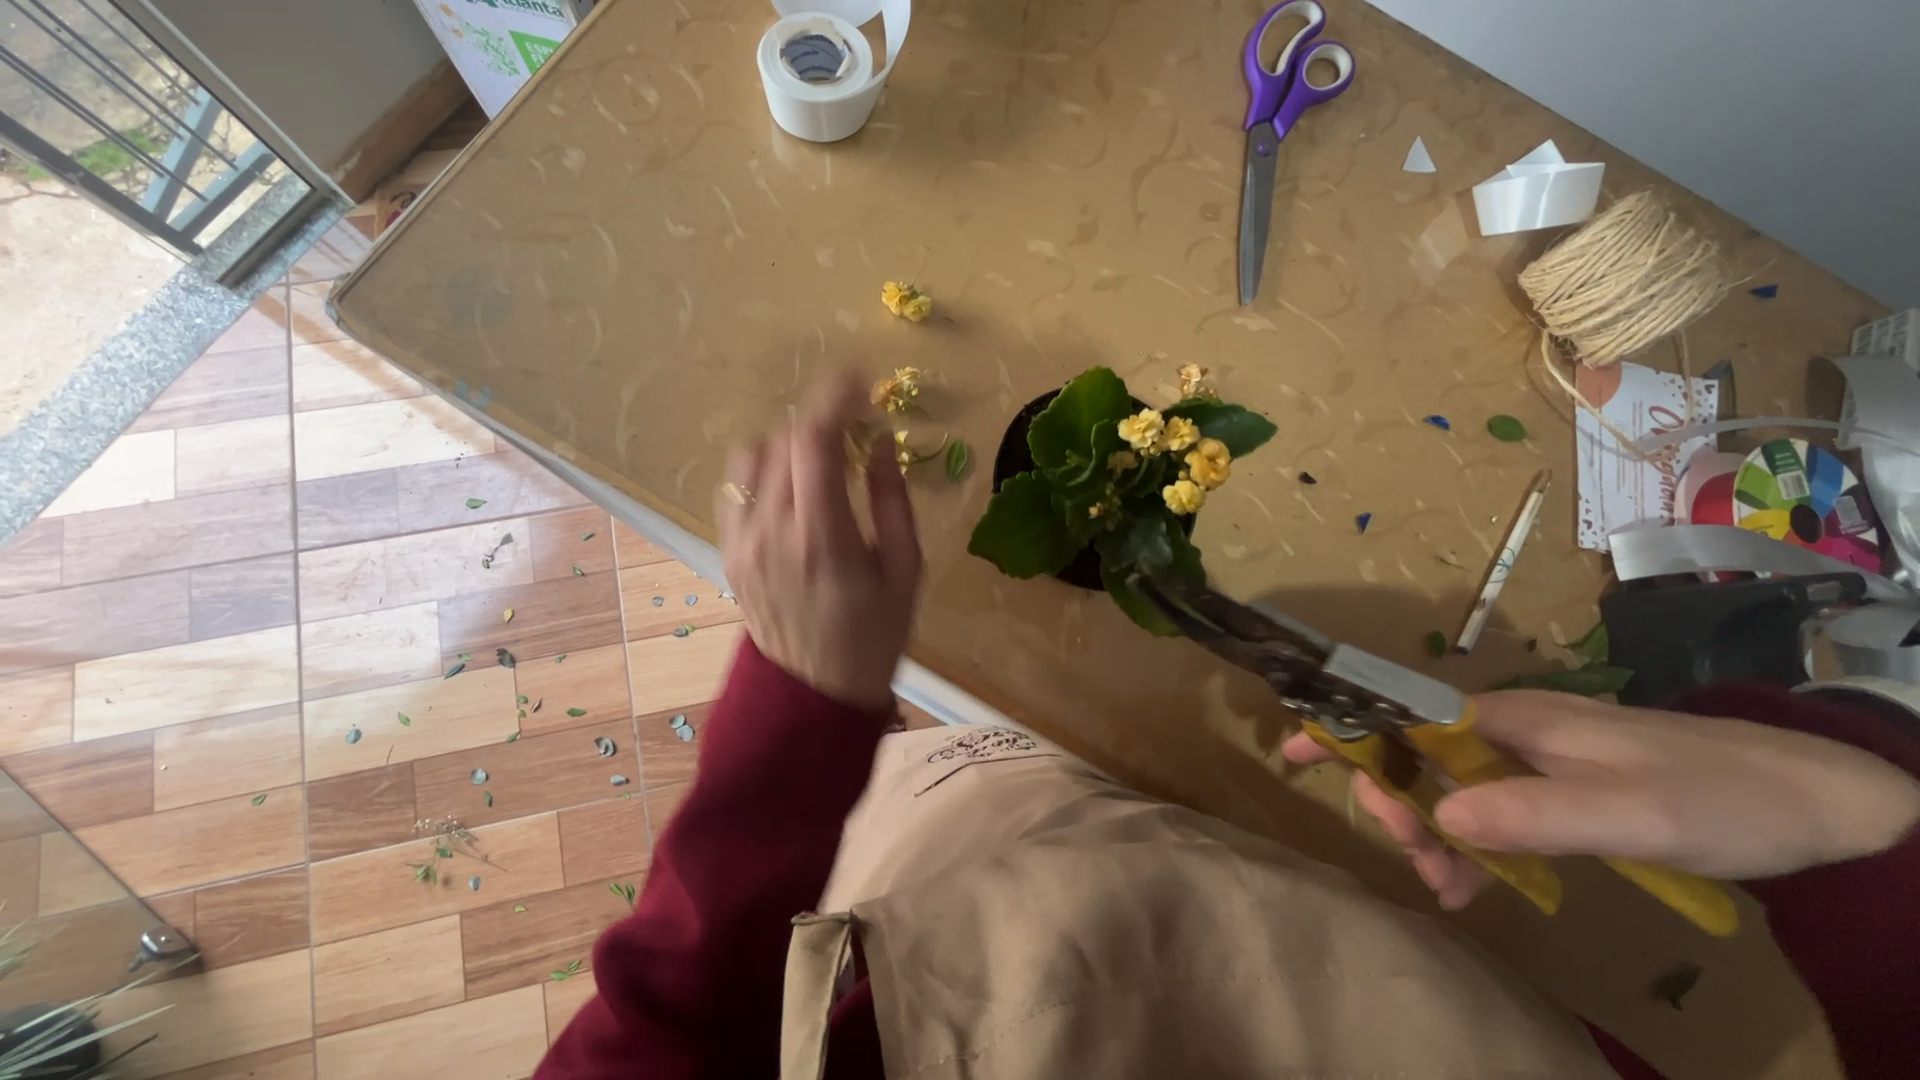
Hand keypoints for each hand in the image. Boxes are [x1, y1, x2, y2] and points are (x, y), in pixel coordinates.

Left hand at [715, 373, 921, 710]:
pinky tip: (789, 488)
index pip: (815, 439)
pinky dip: (762, 470)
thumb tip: (879, 441)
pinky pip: (736, 487)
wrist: (814, 690)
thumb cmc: (875, 633)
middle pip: (784, 438)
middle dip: (821, 419)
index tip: (859, 381)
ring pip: (754, 455)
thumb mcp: (906, 569)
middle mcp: (773, 529)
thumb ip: (893, 499)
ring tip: (820, 461)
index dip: (835, 397)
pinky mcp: (729, 550)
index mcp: (823, 535)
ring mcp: (743, 539)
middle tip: (853, 430)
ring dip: (789, 443)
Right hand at [1282, 690, 1919, 908]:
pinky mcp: (1551, 794)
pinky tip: (1471, 884)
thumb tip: (1435, 814)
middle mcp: (1505, 733)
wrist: (1818, 802)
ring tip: (1446, 887)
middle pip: (1415, 759)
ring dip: (1432, 837)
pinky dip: (1467, 849)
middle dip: (1397, 805)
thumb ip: (1534, 811)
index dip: (1347, 732)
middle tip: (1416, 860)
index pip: (1403, 717)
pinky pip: (1484, 816)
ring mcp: (1528, 764)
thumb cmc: (1715, 793)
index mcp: (1507, 720)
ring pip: (1446, 791)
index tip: (1294, 754)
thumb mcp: (1629, 811)